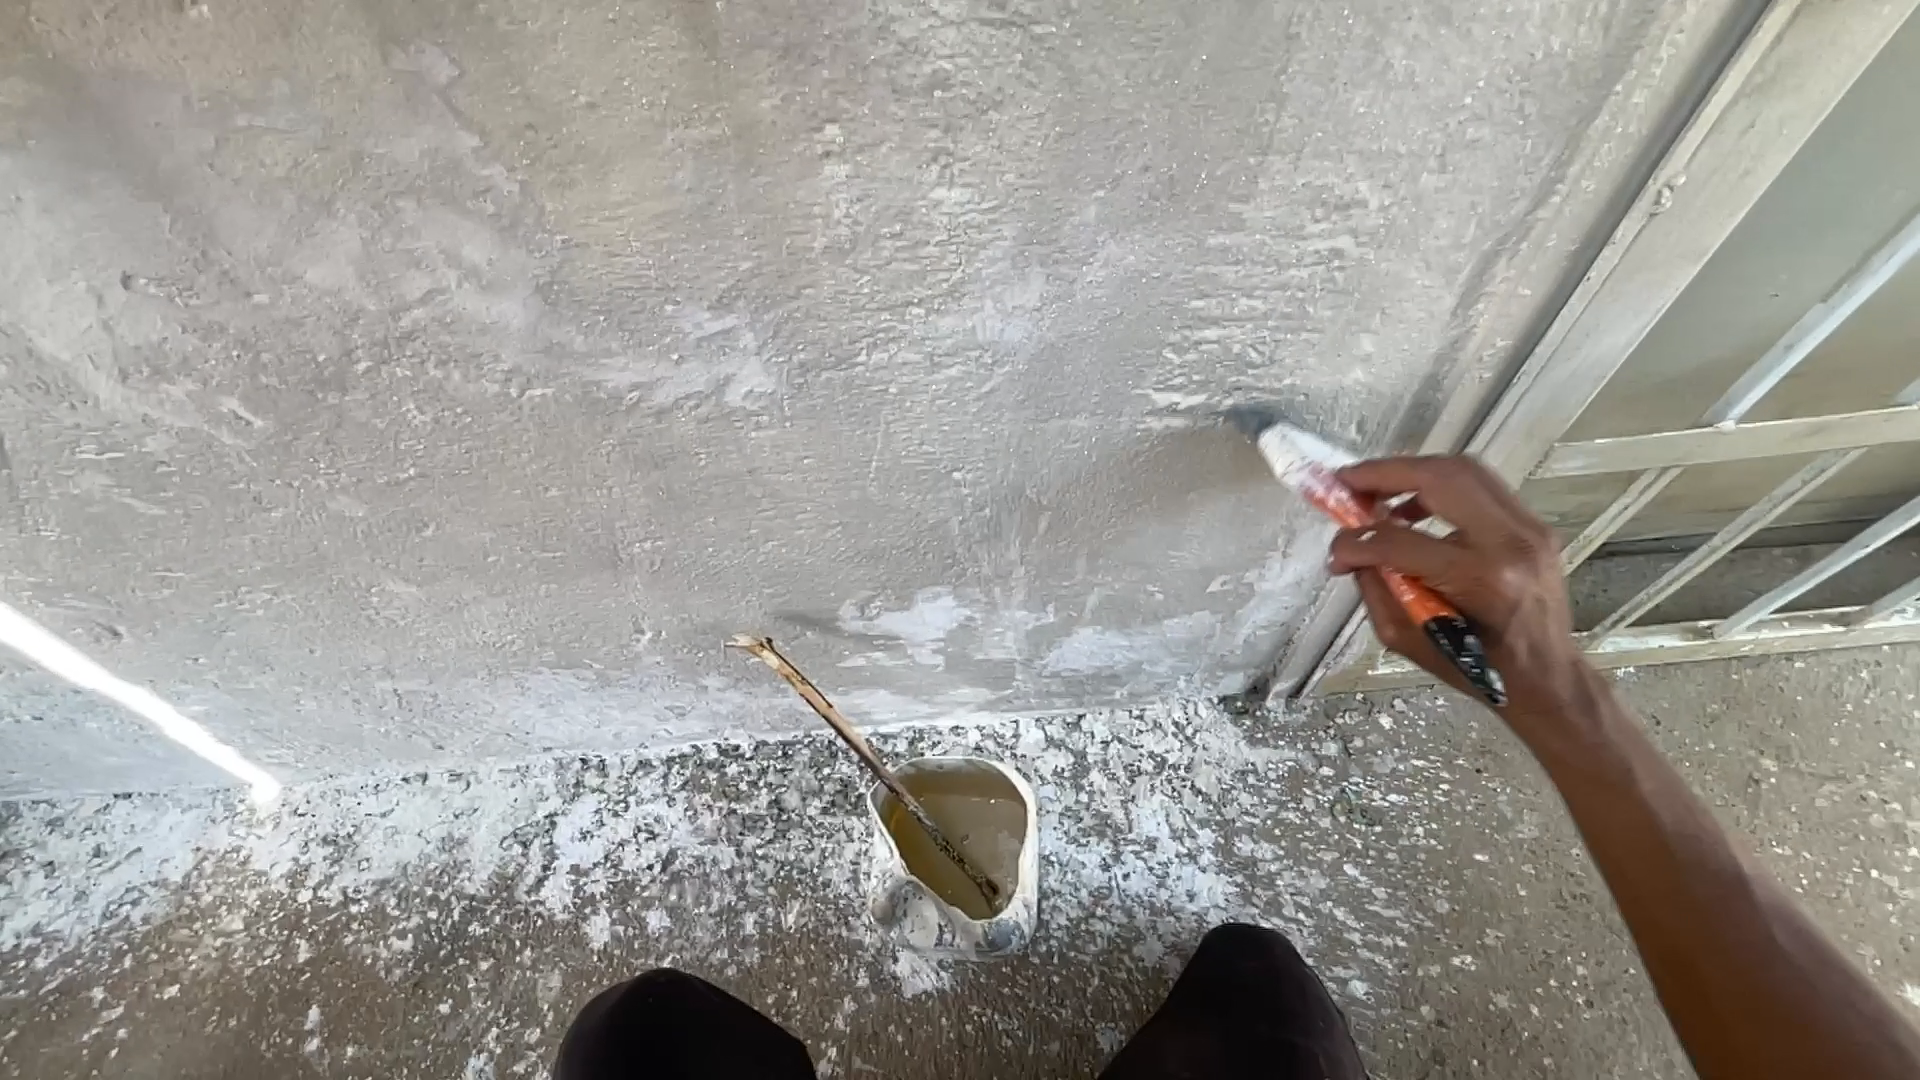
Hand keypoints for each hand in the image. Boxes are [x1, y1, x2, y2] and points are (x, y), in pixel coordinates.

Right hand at [1326, 455, 1595, 734]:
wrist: (1547, 675)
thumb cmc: (1476, 668)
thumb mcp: (1408, 638)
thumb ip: (1375, 587)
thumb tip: (1351, 551)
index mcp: (1481, 580)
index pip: (1400, 542)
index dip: (1356, 543)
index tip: (1336, 553)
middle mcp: (1511, 542)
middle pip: (1439, 478)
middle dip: (1382, 474)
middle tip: (1345, 483)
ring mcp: (1529, 528)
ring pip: (1461, 470)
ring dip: (1409, 473)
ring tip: (1374, 490)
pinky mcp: (1532, 524)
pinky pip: (1477, 486)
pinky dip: (1435, 487)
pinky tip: (1411, 508)